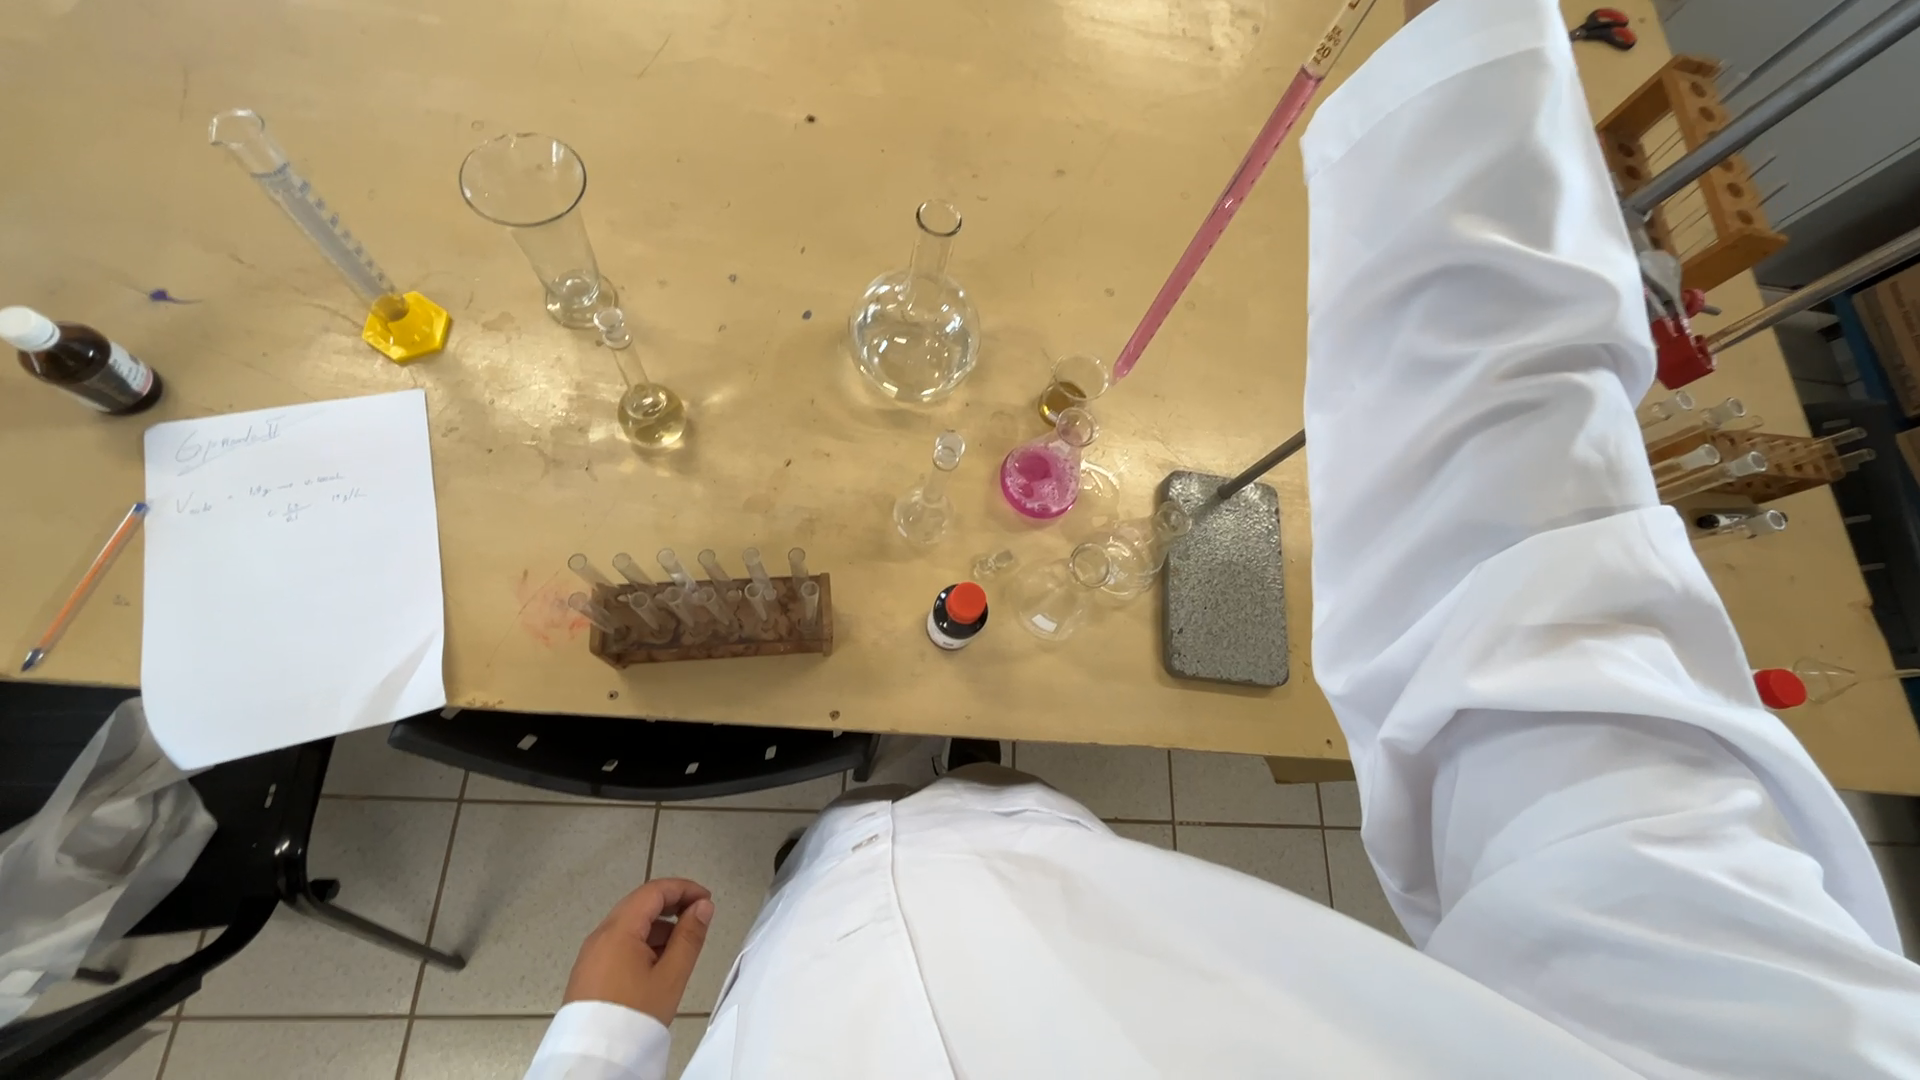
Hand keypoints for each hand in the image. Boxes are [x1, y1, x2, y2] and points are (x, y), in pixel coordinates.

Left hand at [563, 877, 714, 1023]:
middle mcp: (600, 935)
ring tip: (681, 943)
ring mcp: (590, 954)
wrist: (594, 1060)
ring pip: (629, 923)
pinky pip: (618, 942)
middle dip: (672, 904)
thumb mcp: (671, 975)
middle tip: (698, 916)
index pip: (654, 891)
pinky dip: (642, 940)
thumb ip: (690, 935)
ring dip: (658, 924)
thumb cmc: (636, 1013)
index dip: (684, 888)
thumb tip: (703, 906)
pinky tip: (657, 962)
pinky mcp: (587, 972)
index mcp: (619, 930)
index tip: (707, 900)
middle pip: (640, 903)